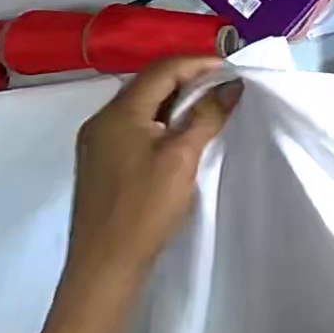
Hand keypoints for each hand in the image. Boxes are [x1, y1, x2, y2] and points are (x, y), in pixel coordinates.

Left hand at [62, 57, 236, 288]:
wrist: (104, 268)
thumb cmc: (144, 209)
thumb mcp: (183, 157)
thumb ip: (207, 115)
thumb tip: (233, 84)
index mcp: (118, 114)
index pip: (163, 69)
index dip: (200, 64)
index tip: (234, 72)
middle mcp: (103, 120)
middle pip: (151, 81)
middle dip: (192, 77)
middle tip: (227, 86)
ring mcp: (100, 141)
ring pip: (145, 101)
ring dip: (180, 97)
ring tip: (214, 104)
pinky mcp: (104, 159)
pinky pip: (139, 122)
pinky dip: (166, 116)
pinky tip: (187, 129)